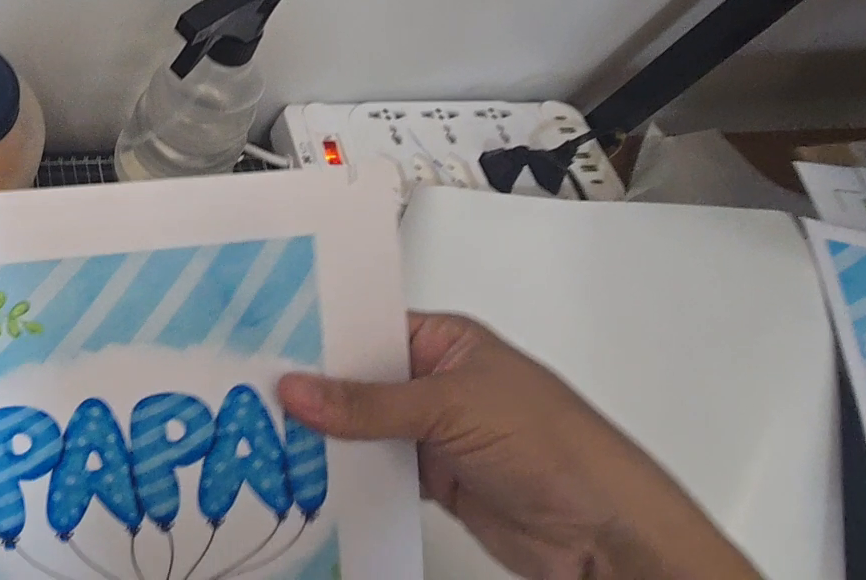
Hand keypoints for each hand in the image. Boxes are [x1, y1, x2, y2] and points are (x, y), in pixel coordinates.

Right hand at [275, 313, 758, 579]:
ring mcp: (430, 428)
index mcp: (442, 339)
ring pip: (359, 421)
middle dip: (311, 381)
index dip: (316, 328)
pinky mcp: (429, 474)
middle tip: (251, 380)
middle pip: (356, 374)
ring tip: (266, 421)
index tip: (264, 334)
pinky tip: (307, 464)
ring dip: (323, 428)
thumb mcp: (450, 408)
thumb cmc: (555, 447)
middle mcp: (431, 378)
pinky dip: (343, 466)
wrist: (614, 541)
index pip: (363, 323)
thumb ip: (368, 404)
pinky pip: (372, 462)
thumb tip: (295, 389)